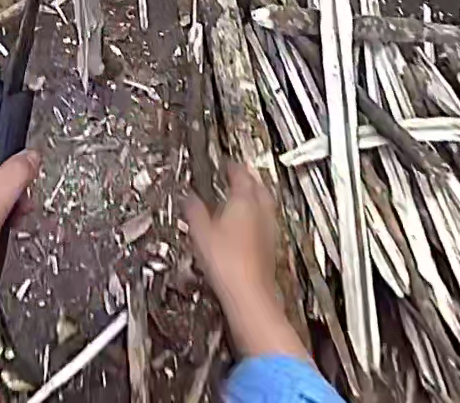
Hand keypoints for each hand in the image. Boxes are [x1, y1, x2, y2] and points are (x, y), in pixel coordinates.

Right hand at [185, 165, 307, 359]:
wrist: (249, 296)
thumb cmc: (227, 263)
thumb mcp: (201, 231)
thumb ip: (194, 210)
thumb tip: (188, 198)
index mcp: (244, 200)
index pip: (240, 174)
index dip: (232, 166)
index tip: (227, 164)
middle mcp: (260, 210)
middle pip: (257, 185)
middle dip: (248, 178)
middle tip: (238, 175)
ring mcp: (269, 229)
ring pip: (265, 203)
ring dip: (255, 196)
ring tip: (244, 197)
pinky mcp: (271, 247)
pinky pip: (266, 221)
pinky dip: (258, 216)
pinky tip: (249, 226)